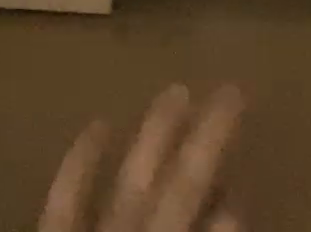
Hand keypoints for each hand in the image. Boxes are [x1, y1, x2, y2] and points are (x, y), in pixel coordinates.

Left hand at [39, 84, 244, 231]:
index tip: (246, 193)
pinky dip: (80, 164)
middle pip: (182, 186)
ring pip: (132, 180)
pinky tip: (99, 125)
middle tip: (231, 91)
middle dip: (208, 139)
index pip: (219, 226)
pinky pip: (64, 202)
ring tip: (177, 91)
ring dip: (156, 136)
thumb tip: (231, 217)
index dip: (231, 211)